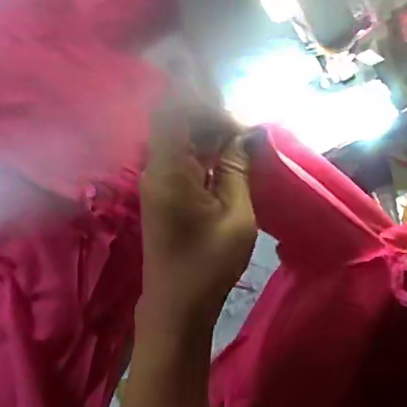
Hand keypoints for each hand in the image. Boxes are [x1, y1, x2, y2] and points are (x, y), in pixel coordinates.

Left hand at [137, 107, 256, 344]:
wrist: (176, 307)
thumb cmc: (208, 264)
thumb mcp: (236, 216)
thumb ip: (239, 169)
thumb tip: (248, 133)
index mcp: (169, 169)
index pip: (173, 109)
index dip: (202, 99)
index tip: (237, 115)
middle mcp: (156, 167)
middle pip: (178, 120)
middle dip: (214, 118)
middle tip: (250, 132)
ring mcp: (158, 179)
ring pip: (182, 138)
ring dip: (212, 135)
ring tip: (246, 143)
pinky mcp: (164, 192)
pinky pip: (184, 157)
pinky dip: (207, 152)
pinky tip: (232, 160)